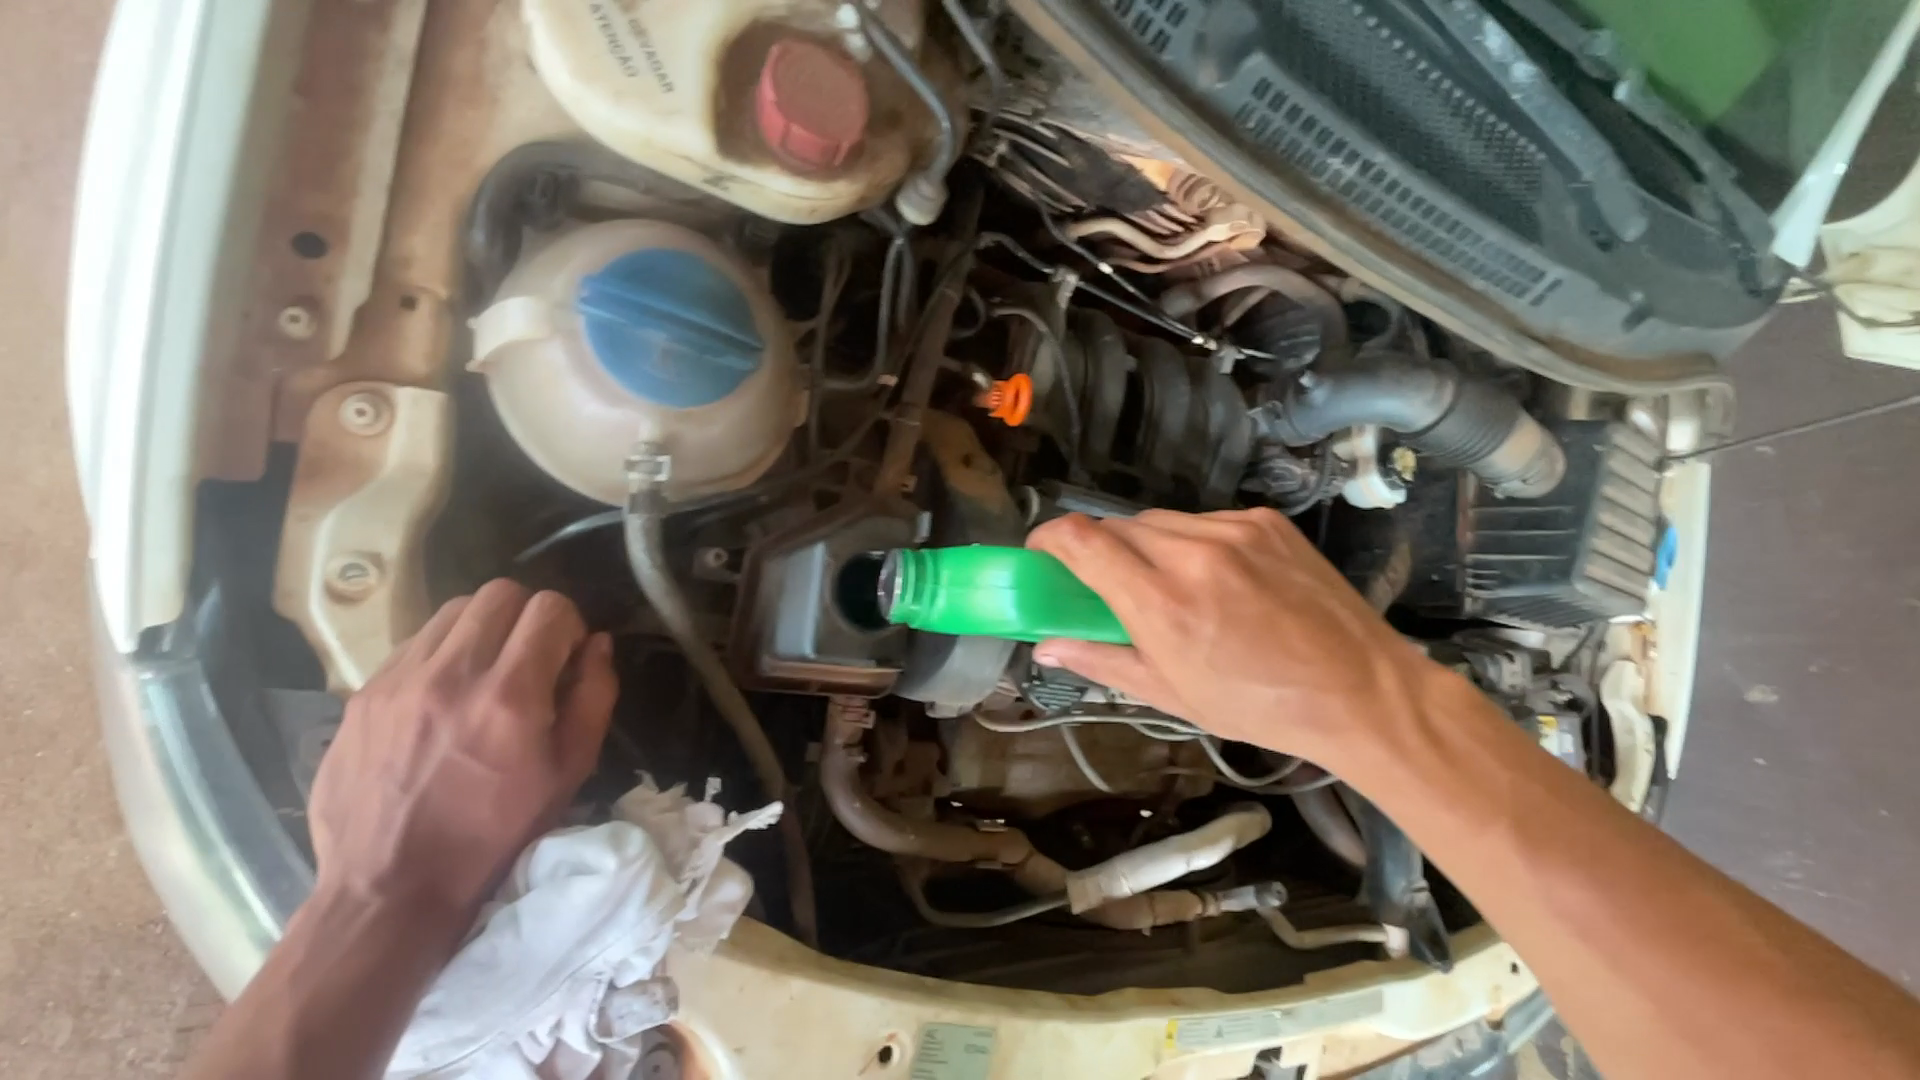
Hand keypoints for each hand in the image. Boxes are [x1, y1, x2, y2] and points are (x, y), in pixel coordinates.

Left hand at [308, 579, 618, 920]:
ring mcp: (399, 680)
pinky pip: (415, 642)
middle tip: (531, 657)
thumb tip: (598, 645)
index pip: (549, 608)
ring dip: (484, 628)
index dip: (570, 625)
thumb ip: (594, 697)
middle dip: (528, 616)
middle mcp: (452, 674)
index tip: (567, 657)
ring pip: (454, 610)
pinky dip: (444, 652)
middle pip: (500, 593)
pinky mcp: (363, 694)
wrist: (390, 887)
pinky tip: (446, 694)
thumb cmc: (496, 832)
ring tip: (487, 671)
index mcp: (510, 696)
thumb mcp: (570, 771)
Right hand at [1026, 509, 1445, 771]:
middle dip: (1098, 550)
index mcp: (1161, 604)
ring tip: (1166, 583)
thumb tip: (1046, 645)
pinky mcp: (1266, 521)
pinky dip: (1192, 541)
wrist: (1361, 690)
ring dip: (1145, 545)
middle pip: (1115, 526)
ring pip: (1159, 520)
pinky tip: (1214, 575)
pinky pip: (1204, 520)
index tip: (1040, 553)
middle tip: (1105, 583)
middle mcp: (1192, 555)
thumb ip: (1101, 660)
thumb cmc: (1258, 706)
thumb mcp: (1172, 694)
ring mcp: (1234, 531)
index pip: (1080, 540)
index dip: (1048, 539)